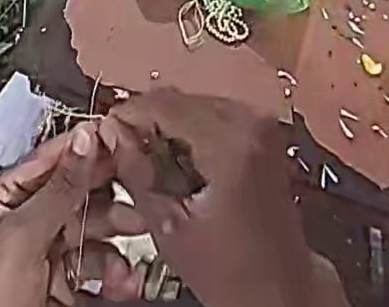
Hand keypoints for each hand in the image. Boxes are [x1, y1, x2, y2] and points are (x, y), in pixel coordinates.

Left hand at [0, 123, 146, 306]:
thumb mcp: (21, 238)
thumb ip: (58, 188)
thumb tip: (84, 138)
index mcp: (3, 204)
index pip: (51, 161)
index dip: (86, 149)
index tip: (120, 138)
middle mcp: (24, 226)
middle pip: (79, 197)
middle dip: (110, 205)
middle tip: (137, 205)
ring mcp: (43, 259)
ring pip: (93, 236)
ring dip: (116, 249)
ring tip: (127, 265)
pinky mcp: (60, 290)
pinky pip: (96, 272)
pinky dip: (115, 278)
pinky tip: (123, 285)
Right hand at [103, 90, 334, 306]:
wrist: (282, 288)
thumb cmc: (232, 272)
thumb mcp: (171, 228)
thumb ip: (137, 174)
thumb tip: (112, 133)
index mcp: (230, 143)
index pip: (167, 104)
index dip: (130, 113)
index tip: (107, 128)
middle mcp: (250, 120)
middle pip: (182, 99)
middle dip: (148, 121)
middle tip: (121, 148)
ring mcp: (260, 121)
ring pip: (196, 102)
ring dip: (169, 125)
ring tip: (148, 161)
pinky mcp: (262, 128)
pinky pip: (215, 113)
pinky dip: (191, 130)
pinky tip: (178, 161)